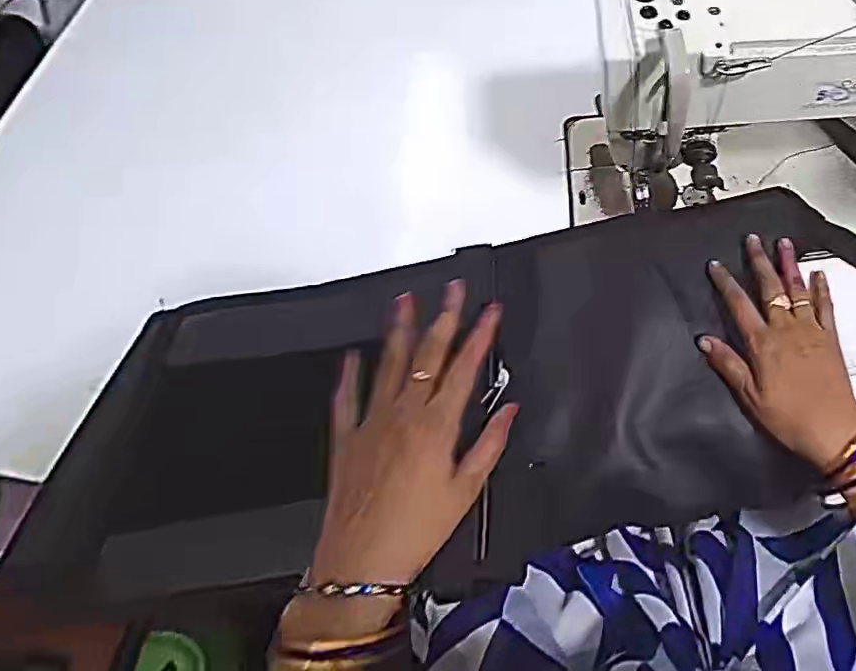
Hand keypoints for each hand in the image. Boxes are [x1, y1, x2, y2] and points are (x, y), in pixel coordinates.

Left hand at [285, 281, 516, 641]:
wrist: (359, 565)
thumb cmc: (415, 530)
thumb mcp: (466, 489)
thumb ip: (490, 443)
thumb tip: (509, 410)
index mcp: (437, 426)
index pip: (464, 366)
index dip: (480, 333)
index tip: (490, 310)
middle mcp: (404, 416)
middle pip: (428, 354)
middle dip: (444, 316)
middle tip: (452, 289)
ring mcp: (372, 423)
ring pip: (388, 364)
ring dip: (399, 329)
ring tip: (404, 301)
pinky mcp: (346, 440)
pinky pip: (347, 398)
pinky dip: (350, 373)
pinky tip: (353, 355)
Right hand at [700, 235, 855, 472]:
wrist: (834, 430)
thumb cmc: (791, 419)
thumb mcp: (750, 398)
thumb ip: (728, 365)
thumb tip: (706, 342)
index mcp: (763, 344)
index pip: (739, 305)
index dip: (726, 283)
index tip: (717, 266)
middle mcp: (787, 330)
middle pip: (770, 288)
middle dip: (759, 261)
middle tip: (753, 241)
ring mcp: (810, 330)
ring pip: (797, 289)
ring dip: (789, 265)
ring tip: (784, 244)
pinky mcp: (830, 337)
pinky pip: (825, 305)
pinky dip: (821, 288)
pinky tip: (818, 274)